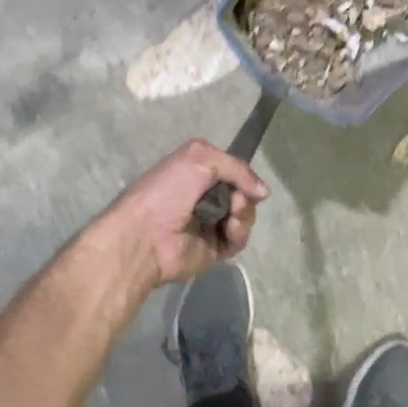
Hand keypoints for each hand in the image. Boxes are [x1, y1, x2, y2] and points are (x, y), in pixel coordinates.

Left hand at [99, 139, 269, 287]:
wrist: (143, 236)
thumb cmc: (166, 191)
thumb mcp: (199, 157)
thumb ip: (237, 167)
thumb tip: (264, 192)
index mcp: (196, 175)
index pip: (231, 172)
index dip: (242, 175)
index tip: (246, 179)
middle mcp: (204, 199)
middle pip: (242, 193)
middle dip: (245, 194)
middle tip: (237, 198)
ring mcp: (210, 225)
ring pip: (244, 215)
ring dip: (244, 211)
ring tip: (233, 213)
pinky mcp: (214, 249)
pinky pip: (239, 238)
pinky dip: (240, 232)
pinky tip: (231, 228)